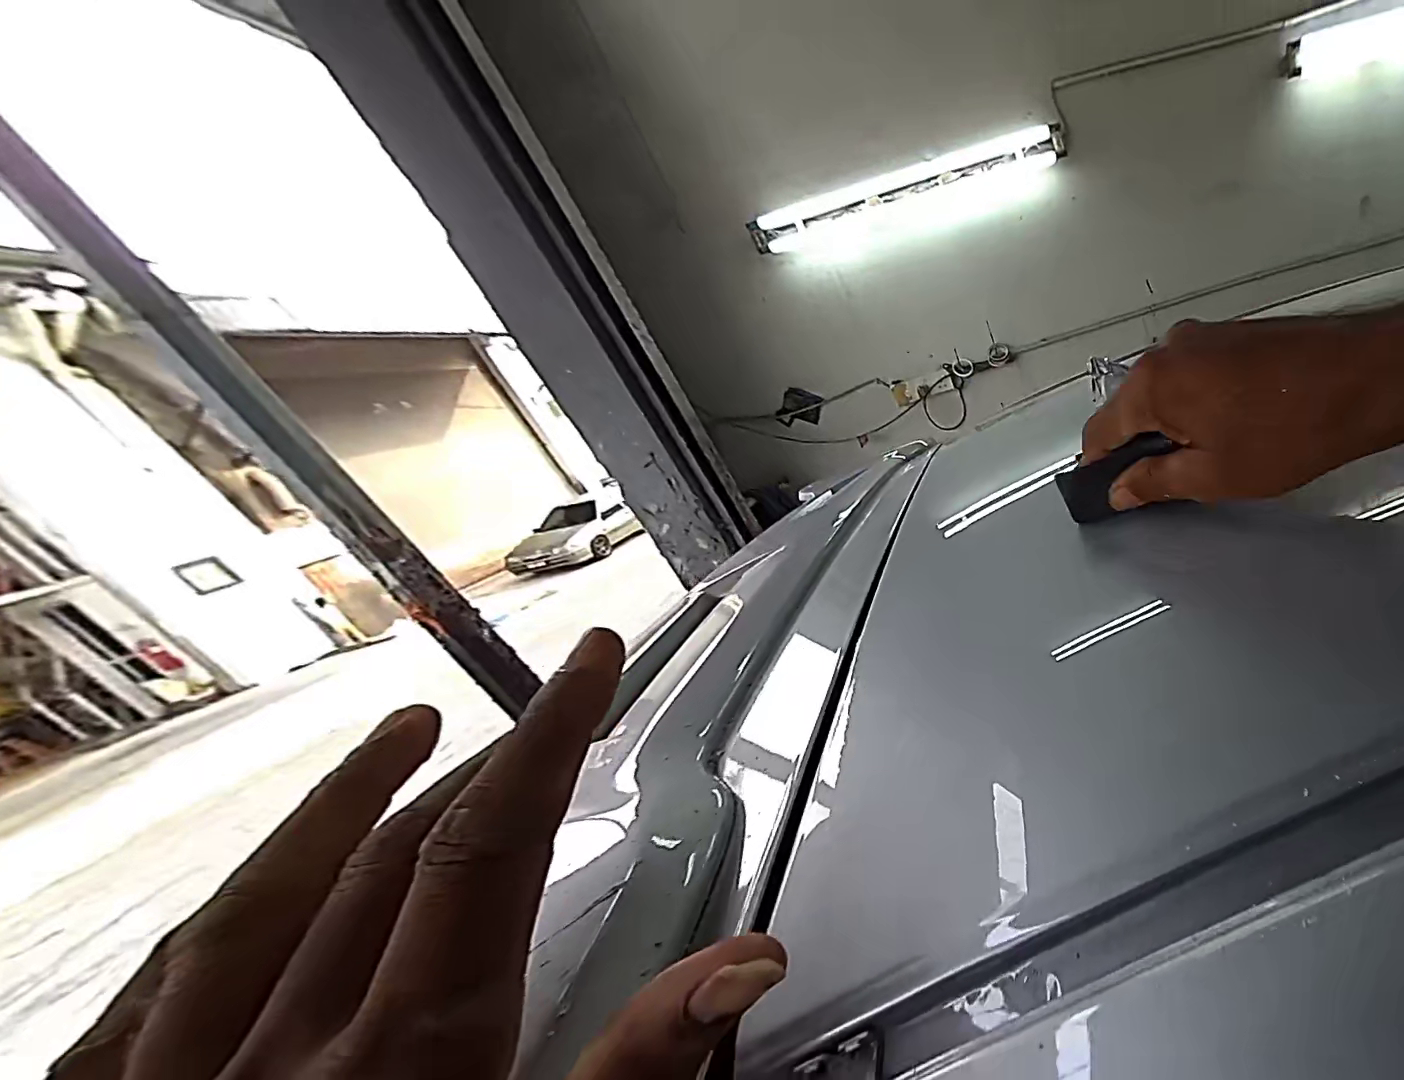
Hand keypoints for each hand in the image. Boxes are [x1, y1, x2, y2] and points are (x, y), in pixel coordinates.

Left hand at [51, 628, 785, 1079]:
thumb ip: (644, 1064)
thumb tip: (747, 961)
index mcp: (411, 1060)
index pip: (493, 840)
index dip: (552, 731)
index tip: (595, 660)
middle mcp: (289, 1061)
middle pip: (403, 852)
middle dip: (492, 755)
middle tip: (549, 702)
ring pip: (268, 901)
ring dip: (350, 798)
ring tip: (407, 730)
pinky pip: (137, 1009)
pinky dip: (220, 918)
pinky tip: (255, 881)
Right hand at [1081, 317, 1403, 510]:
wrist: (1372, 377)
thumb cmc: (1291, 431)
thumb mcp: (1212, 476)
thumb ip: (1153, 482)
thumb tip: (1120, 489)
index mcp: (1151, 385)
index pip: (1099, 431)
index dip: (1099, 465)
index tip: (1109, 488)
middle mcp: (1167, 350)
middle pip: (1129, 406)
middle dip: (1139, 442)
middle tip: (1166, 478)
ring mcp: (1200, 336)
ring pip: (1162, 388)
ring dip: (1170, 421)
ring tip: (1209, 450)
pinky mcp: (1230, 333)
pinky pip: (1191, 372)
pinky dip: (1195, 399)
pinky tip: (1229, 422)